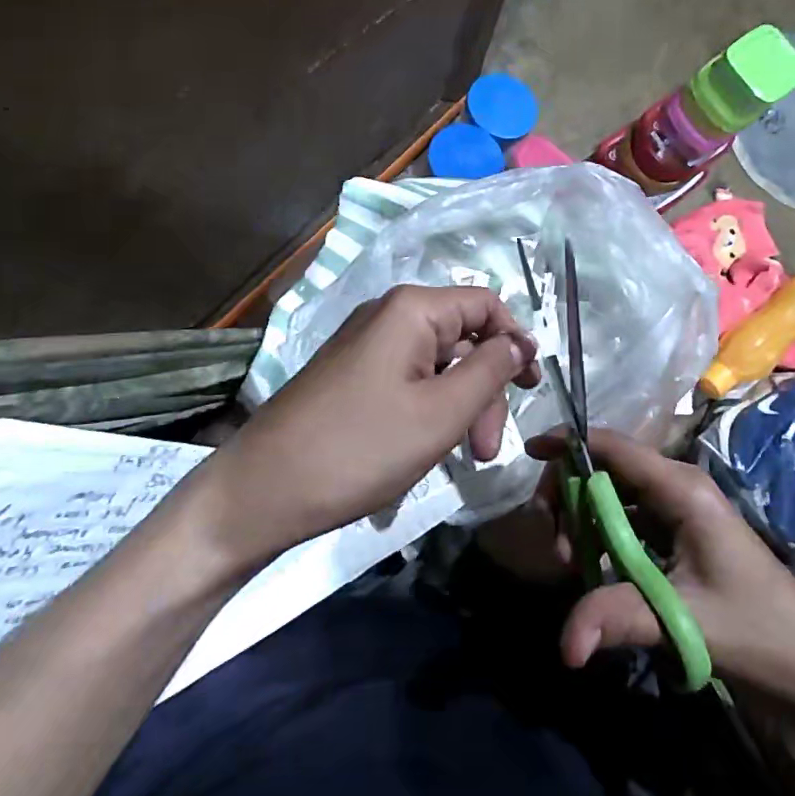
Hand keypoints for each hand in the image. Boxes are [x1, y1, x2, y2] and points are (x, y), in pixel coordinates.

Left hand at [203, 285, 539, 561]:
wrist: (263, 491)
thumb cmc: (360, 447)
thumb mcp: (442, 412)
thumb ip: (491, 371)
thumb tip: (520, 342)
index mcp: (411, 310)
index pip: (485, 304)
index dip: (515, 341)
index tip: (531, 390)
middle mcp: (387, 316)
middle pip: (462, 340)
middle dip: (484, 392)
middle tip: (485, 450)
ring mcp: (366, 347)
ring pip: (437, 367)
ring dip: (459, 409)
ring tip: (462, 459)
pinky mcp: (352, 377)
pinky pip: (408, 383)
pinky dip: (429, 412)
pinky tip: (426, 451)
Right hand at [523, 428, 794, 714]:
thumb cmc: (758, 631)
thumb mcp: (685, 620)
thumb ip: (621, 618)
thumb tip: (564, 644)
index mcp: (685, 490)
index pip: (616, 447)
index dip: (571, 442)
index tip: (529, 451)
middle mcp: (679, 489)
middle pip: (608, 470)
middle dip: (570, 496)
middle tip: (554, 547)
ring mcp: (680, 513)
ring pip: (614, 497)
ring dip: (583, 521)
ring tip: (570, 565)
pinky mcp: (679, 538)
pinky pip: (627, 523)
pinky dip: (602, 539)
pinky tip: (593, 571)